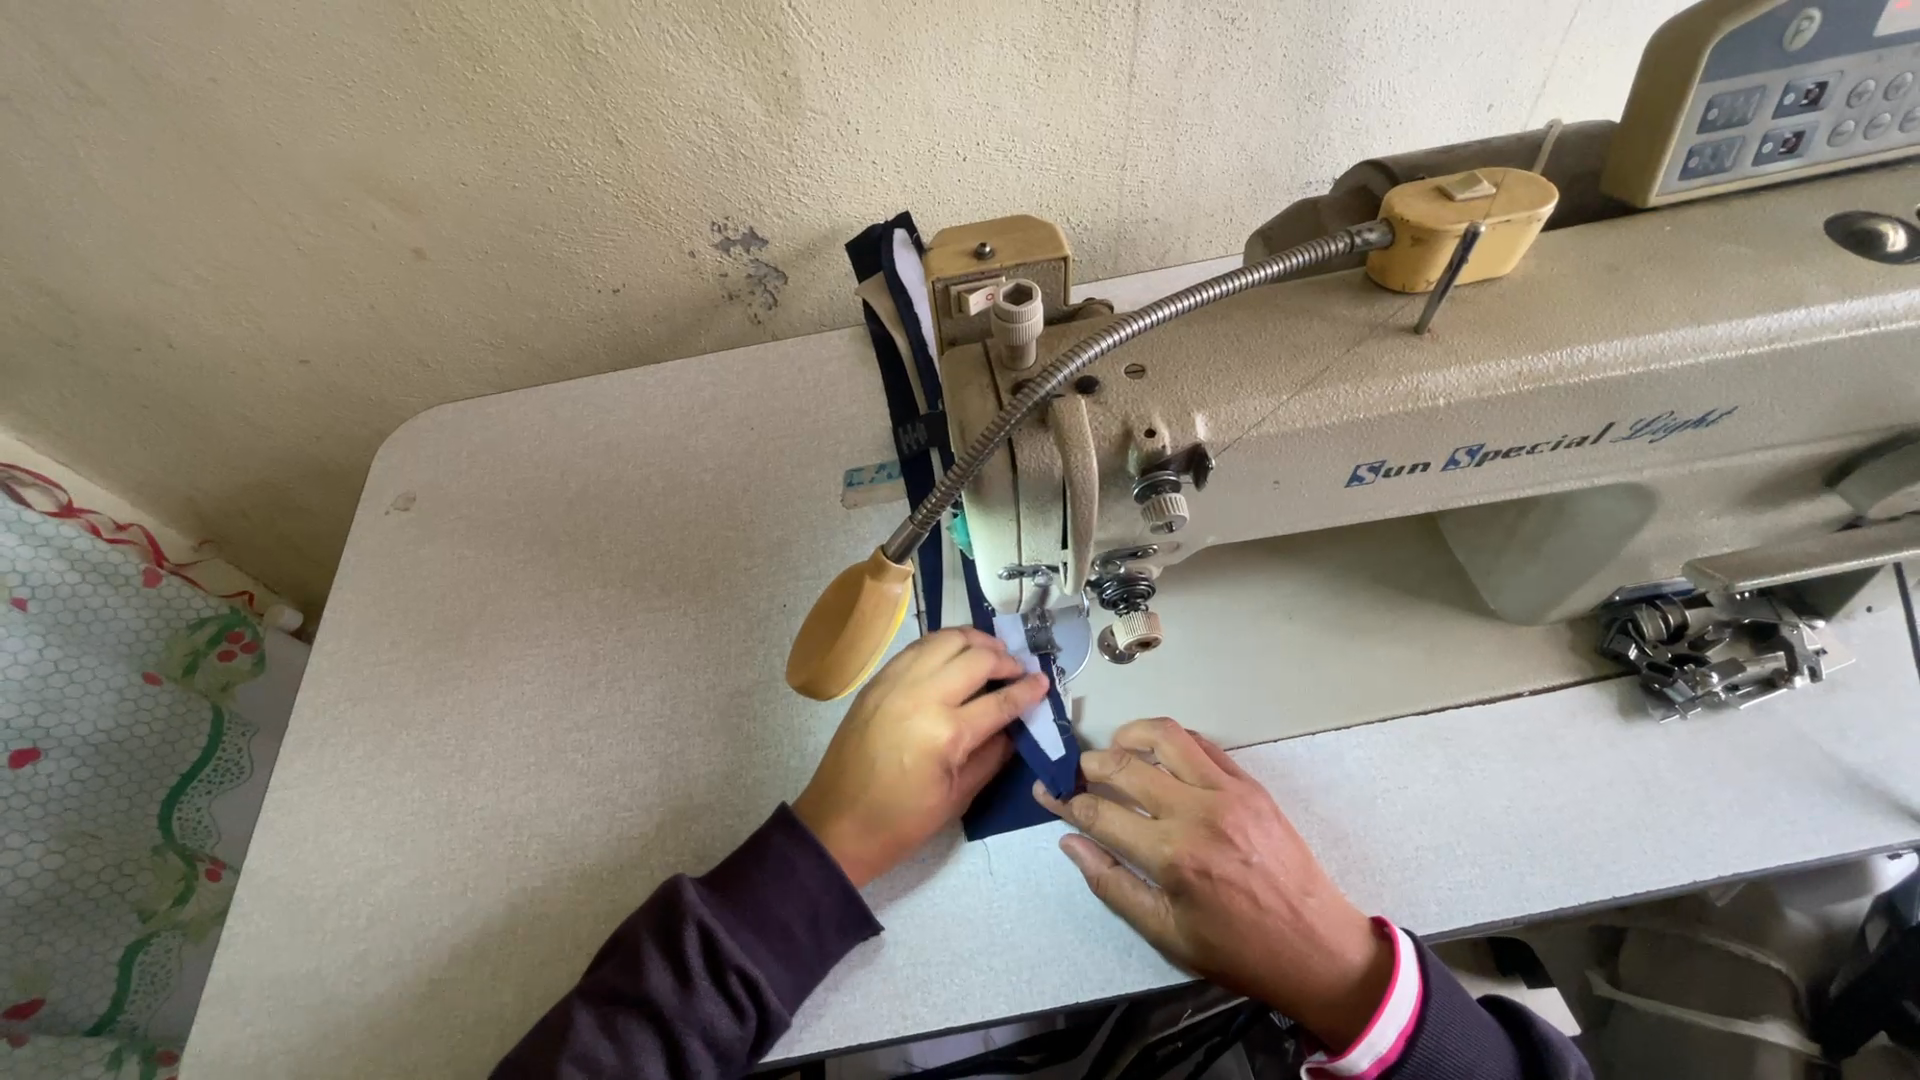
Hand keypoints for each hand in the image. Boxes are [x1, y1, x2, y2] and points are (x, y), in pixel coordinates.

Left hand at [794, 627, 1049, 886]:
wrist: (837, 823)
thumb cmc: (902, 822)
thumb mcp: (958, 797)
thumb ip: (992, 755)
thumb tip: (1014, 727)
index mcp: (947, 733)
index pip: (1000, 700)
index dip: (1028, 690)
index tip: (1044, 682)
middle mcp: (922, 695)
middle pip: (977, 657)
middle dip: (1006, 660)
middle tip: (1018, 670)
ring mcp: (896, 682)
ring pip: (945, 639)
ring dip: (975, 641)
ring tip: (991, 653)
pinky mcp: (878, 680)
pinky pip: (918, 647)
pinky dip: (943, 644)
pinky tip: (956, 655)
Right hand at [1035, 718, 1391, 1050]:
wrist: (1317, 948)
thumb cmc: (1236, 950)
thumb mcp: (1165, 933)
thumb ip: (1111, 884)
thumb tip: (1070, 841)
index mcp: (1171, 856)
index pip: (1099, 811)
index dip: (1064, 799)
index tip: (1046, 791)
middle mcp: (1196, 813)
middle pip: (1124, 765)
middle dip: (1088, 764)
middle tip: (1076, 774)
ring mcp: (1227, 791)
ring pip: (1165, 736)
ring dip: (1129, 735)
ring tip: (1114, 750)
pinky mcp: (1250, 784)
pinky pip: (1202, 744)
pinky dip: (1172, 741)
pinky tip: (1159, 757)